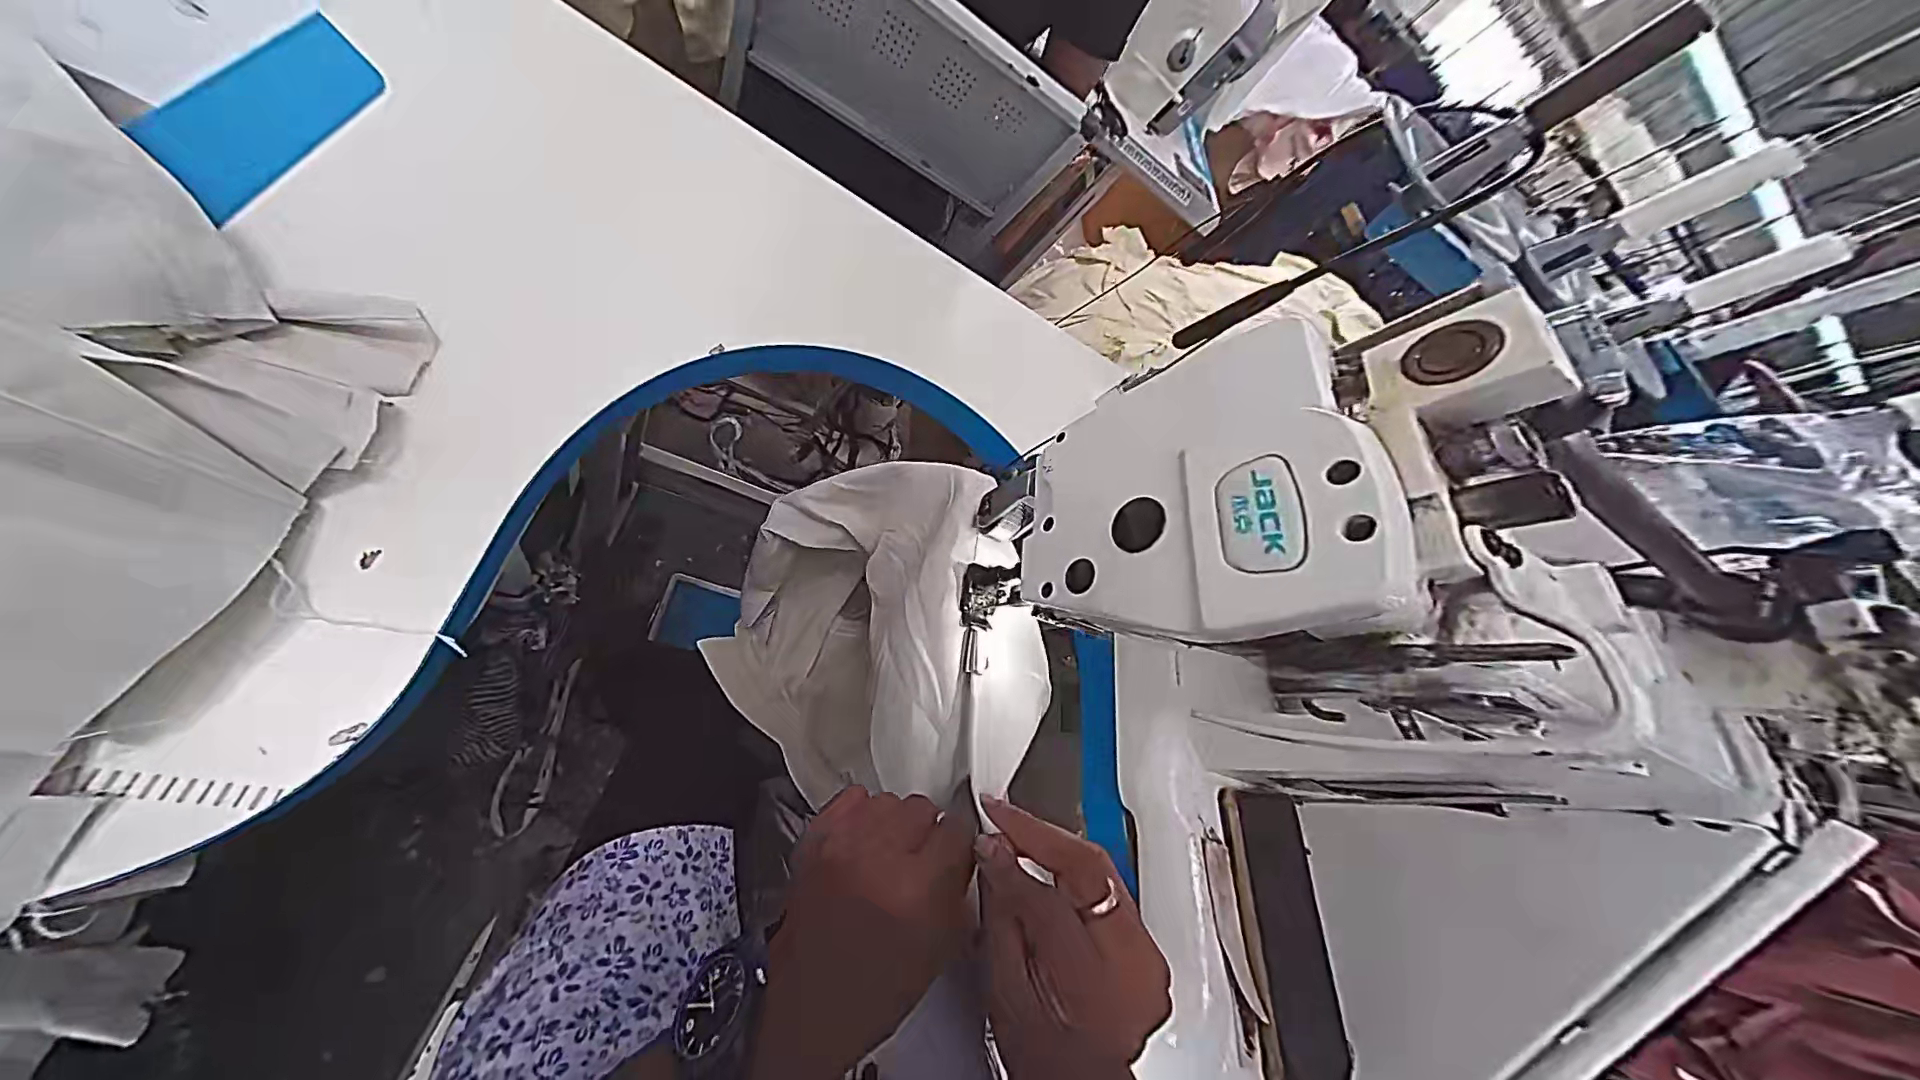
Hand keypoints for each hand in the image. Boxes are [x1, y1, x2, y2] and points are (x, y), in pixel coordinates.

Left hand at [750, 786, 974, 1079]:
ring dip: (895, 824)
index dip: (960, 844)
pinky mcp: (815, 838)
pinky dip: (862, 815)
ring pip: (890, 800)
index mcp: (916, 890)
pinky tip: (864, 844)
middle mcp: (878, 858)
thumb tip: (965, 849)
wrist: (807, 1004)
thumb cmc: (870, 989)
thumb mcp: (938, 947)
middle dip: (928, 834)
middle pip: (924, 808)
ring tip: (888, 855)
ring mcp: (842, 844)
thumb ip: (959, 887)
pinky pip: (853, 798)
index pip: (957, 829)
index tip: (955, 853)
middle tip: (920, 861)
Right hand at [976, 796, 1170, 1077]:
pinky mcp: (1149, 947)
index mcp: (1091, 984)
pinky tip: (1049, 852)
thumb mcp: (1005, 989)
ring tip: (1020, 825)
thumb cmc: (1043, 1056)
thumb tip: (995, 856)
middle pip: (1089, 870)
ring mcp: (1147, 955)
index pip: (1047, 899)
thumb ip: (1002, 917)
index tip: (988, 838)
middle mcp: (1132, 965)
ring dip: (1057, 842)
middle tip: (1003, 812)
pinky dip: (1077, 865)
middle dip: (1040, 832)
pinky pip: (1111, 886)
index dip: (1012, 860)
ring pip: (1103, 871)